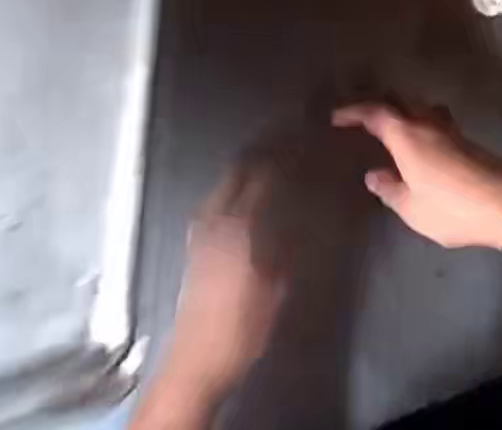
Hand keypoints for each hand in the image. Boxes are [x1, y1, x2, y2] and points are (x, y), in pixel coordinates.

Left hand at [163, 163, 287, 394]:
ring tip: (272, 157)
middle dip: (265, 149)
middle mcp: (216, 217)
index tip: (305, 142)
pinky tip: (248, 191)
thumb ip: (290, 241)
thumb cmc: (242, 326)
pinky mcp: (194, 241)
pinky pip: (218, 196)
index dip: (286, 154)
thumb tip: (308, 210)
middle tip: (289, 140)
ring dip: (249, 163)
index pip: (265, 173)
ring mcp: (201, 228)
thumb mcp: (276, 284)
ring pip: (227, 180)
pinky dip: (236, 183)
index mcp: (239, 225)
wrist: (196, 361)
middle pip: (240, 167)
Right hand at [331, 103, 501, 250]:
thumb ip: (389, 189)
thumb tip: (373, 174)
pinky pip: (432, 119)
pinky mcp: (465, 140)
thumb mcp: (411, 208)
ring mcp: (449, 129)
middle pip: (398, 101)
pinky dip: (417, 122)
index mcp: (407, 136)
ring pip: (418, 107)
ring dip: (400, 110)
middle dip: (377, 104)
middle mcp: (426, 123)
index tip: (336, 117)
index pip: (375, 112)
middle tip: (361, 117)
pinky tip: (419, 142)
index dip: (353, 112)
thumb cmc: (452, 208)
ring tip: (389, 126)